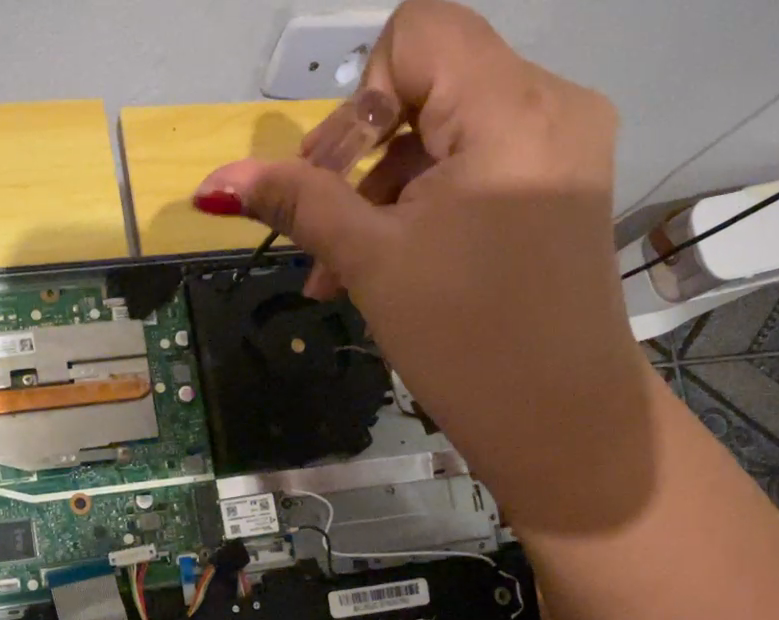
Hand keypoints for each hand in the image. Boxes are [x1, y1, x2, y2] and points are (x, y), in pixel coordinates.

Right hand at [193, 0, 639, 530]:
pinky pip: (478, 170)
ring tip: (342, 273)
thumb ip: (297, 203)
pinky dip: (426, 208)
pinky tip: (391, 268)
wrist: (561, 421)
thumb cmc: (464, 336)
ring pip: (448, 137)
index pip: (418, 33)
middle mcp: (551, 105)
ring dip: (383, 195)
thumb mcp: (371, 260)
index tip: (337, 174)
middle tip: (322, 234)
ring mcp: (564, 150)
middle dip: (361, 159)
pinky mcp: (563, 191)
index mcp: (511, 106)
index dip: (361, 97)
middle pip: (428, 87)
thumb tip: (214, 183)